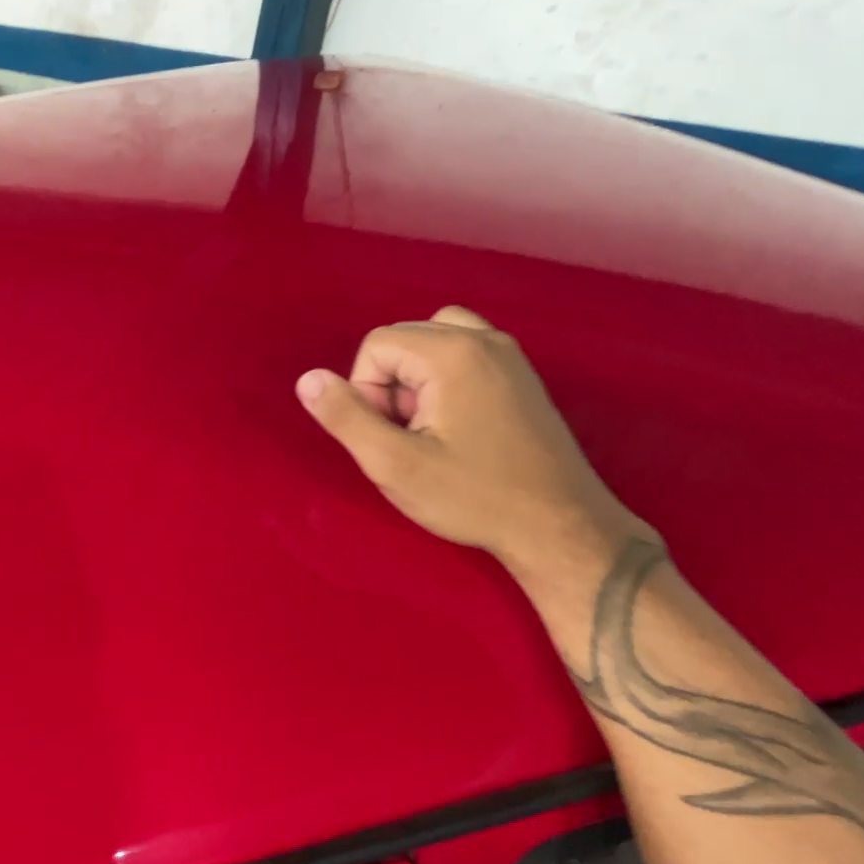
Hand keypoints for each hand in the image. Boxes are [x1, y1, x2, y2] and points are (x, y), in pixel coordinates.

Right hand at [296, 306, 653, 574]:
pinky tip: (452, 426)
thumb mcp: (393, 464)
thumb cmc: (471, 497)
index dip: (365, 391)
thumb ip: (345, 416)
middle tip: (407, 435)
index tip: (389, 434)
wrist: (556, 525)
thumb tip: (307, 379)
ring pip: (433, 340)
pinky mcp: (520, 375)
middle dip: (388, 384)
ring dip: (413, 379)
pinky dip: (442, 379)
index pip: (376, 345)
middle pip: (402, 338)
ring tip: (426, 426)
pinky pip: (462, 354)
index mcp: (453, 355)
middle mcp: (484, 340)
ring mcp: (509, 355)